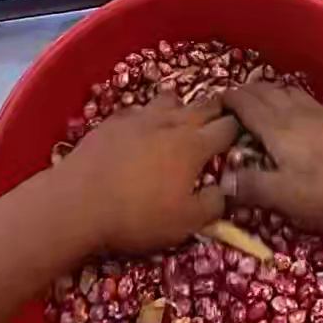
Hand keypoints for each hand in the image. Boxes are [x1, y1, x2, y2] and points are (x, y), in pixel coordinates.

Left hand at [45, 92, 237, 253]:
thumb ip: (212, 204)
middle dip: (217, 110)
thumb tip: (223, 190)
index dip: (239, 130)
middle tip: (223, 117)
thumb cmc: (137, 216)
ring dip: (181, 107)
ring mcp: (140, 117)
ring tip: (183, 119)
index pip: (227, 128)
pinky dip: (149, 116)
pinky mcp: (113, 120)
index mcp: (193, 145)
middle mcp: (171, 123)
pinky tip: (143, 128)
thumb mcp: (184, 223)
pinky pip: (139, 109)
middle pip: (202, 106)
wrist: (77, 202)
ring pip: (170, 100)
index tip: (245, 134)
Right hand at [222, 83, 322, 227]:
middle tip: (235, 97)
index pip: (245, 104)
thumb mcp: (287, 195)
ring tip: (265, 98)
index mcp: (276, 126)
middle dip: (247, 91)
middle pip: (267, 92)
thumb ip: (253, 187)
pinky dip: (296, 102)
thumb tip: (221, 182)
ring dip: (272, 92)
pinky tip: (305, 113)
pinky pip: (310, 102)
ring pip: (290, 93)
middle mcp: (297, 112)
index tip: (215, 100)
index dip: (228, 99)